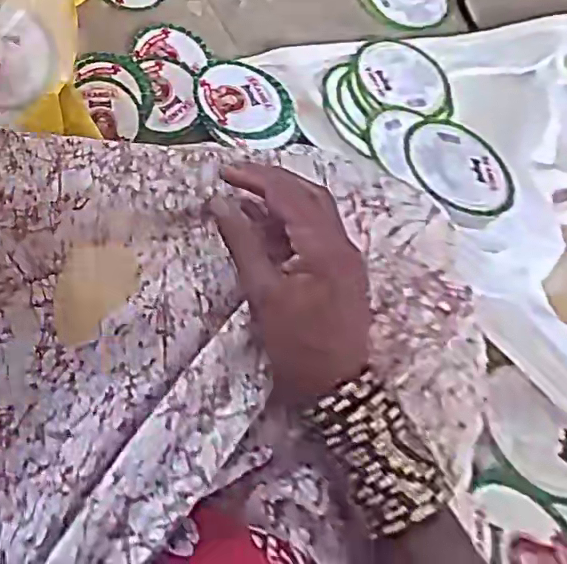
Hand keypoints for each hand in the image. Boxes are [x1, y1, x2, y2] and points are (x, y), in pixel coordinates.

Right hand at [210, 163, 370, 406]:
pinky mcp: (343, 268)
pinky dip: (290, 217)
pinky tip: (264, 222)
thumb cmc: (298, 345)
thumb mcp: (262, 292)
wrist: (339, 393)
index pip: (288, 194)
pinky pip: (317, 227)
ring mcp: (346, 255)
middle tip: (235, 174)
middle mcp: (341, 243)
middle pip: (307, 192)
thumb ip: (242, 241)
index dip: (254, 178)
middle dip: (270, 179)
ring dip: (282, 195)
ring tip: (246, 193)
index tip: (223, 172)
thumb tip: (219, 202)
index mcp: (323, 246)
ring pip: (315, 207)